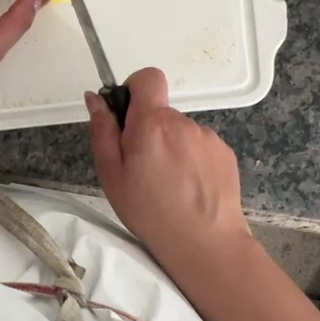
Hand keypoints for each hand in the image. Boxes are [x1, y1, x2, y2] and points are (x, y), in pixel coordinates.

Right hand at [86, 68, 250, 255]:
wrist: (204, 242)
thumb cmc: (148, 209)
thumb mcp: (110, 172)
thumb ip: (102, 130)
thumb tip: (95, 98)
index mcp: (152, 123)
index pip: (148, 77)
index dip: (134, 88)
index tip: (126, 116)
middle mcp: (183, 123)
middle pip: (159, 112)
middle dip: (147, 130)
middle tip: (139, 167)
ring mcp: (208, 138)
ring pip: (178, 131)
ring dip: (168, 147)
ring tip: (165, 183)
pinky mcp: (225, 154)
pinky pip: (198, 146)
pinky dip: (189, 160)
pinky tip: (186, 187)